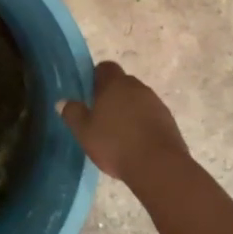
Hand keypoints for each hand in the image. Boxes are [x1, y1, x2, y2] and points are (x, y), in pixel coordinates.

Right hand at [59, 62, 190, 188]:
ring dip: (128, 110)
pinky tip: (135, 143)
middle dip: (112, 95)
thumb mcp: (84, 132)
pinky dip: (142, 123)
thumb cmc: (115, 144)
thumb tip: (64, 101)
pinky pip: (150, 115)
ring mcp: (156, 104)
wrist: (159, 166)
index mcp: (115, 84)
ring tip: (118, 133)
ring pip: (137, 100)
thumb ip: (72, 113)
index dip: (96, 77)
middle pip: (122, 83)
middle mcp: (137, 87)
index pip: (105, 67)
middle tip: (100, 116)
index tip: (89, 94)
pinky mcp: (169, 121)